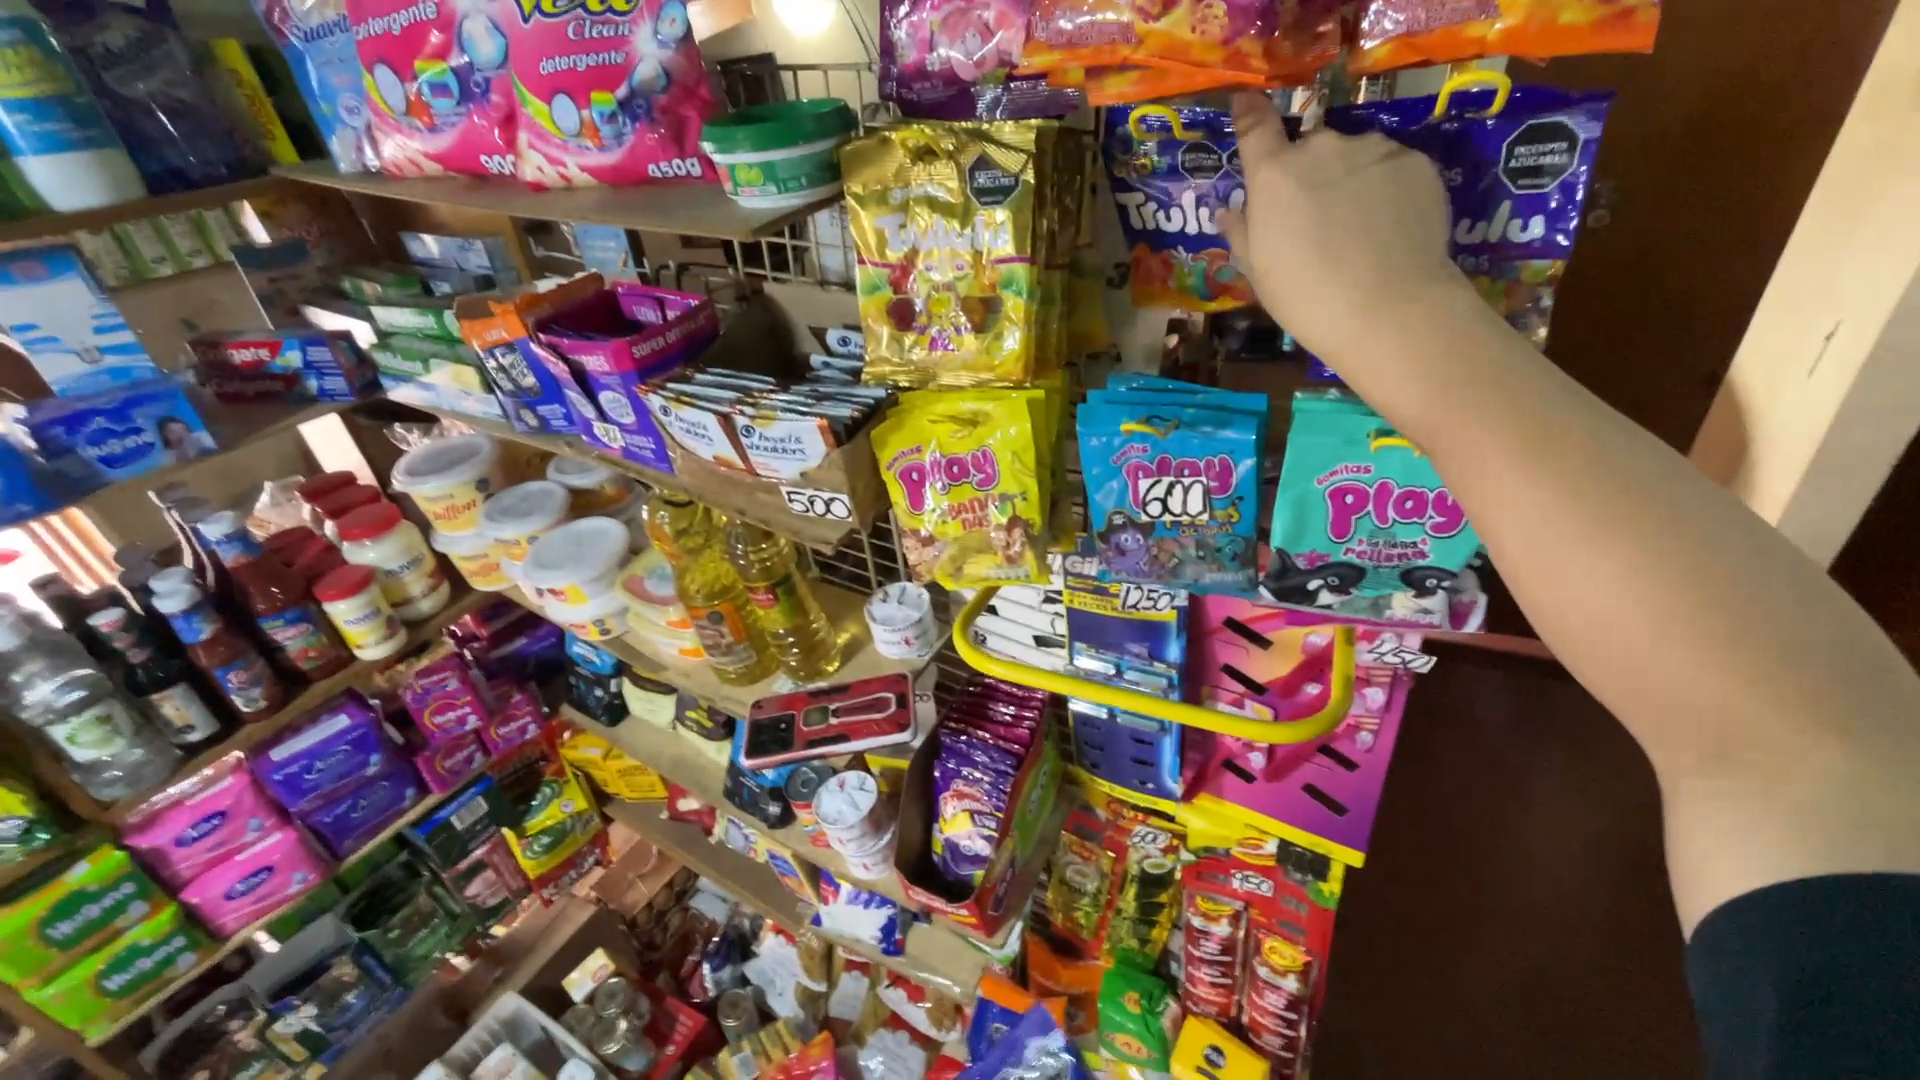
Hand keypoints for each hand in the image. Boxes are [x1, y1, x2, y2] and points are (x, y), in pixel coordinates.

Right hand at [1218, 91, 1467, 361]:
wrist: (1388, 309)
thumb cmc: (1305, 297)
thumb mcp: (1258, 272)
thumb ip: (1242, 233)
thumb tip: (1229, 212)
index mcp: (1274, 175)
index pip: (1255, 125)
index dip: (1248, 111)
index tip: (1246, 102)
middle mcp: (1321, 148)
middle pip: (1309, 149)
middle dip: (1310, 174)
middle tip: (1318, 219)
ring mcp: (1373, 149)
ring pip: (1354, 156)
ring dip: (1352, 179)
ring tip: (1361, 228)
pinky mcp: (1416, 161)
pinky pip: (1392, 168)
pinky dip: (1387, 189)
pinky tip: (1390, 228)